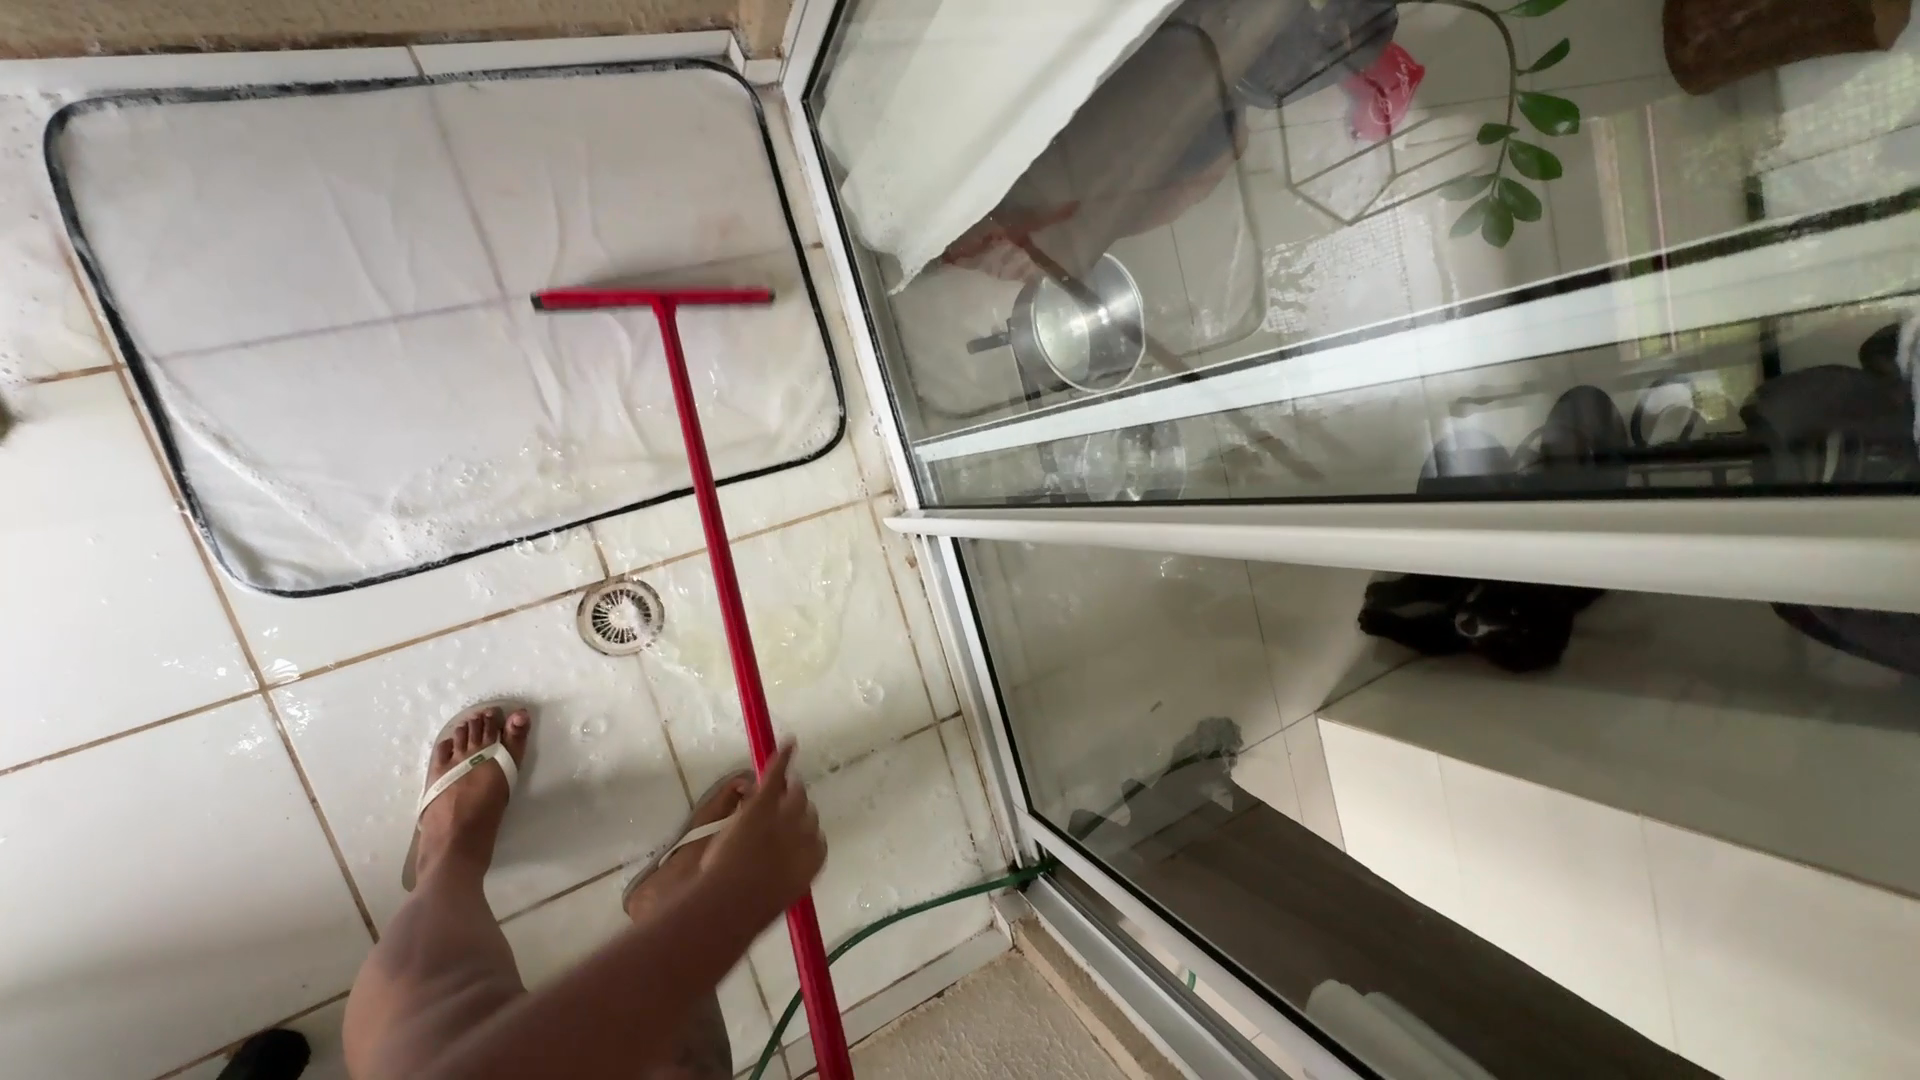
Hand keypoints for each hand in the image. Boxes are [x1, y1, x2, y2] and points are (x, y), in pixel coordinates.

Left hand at [701, 741, 826, 923]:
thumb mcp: (774, 899)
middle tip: (781, 809)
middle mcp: (806, 834)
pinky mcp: (765, 802)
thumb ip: (783, 879)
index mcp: (813, 863)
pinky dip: (783, 757)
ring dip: (791, 788)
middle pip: (808, 812)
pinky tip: (789, 743)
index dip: (803, 833)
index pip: (818, 838)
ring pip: (796, 794)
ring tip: (785, 781)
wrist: (730, 902)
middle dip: (797, 810)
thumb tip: (778, 876)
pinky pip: (777, 775)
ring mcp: (786, 816)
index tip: (792, 835)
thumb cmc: (746, 910)